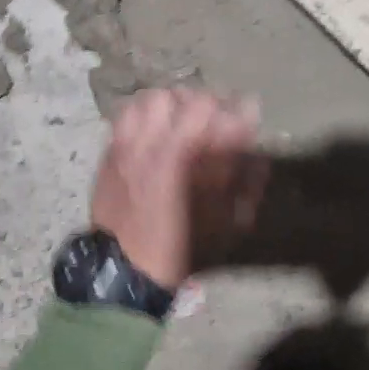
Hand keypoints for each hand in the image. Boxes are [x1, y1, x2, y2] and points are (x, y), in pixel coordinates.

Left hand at [91, 89, 267, 288]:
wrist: (126, 271)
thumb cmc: (182, 250)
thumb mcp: (225, 224)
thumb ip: (245, 185)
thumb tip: (260, 157)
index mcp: (185, 159)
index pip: (215, 112)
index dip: (237, 110)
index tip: (247, 117)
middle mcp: (154, 143)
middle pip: (183, 98)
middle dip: (204, 104)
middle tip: (214, 119)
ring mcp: (127, 145)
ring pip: (151, 100)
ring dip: (171, 104)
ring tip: (180, 120)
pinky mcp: (109, 153)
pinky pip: (125, 116)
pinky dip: (144, 115)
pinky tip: (153, 131)